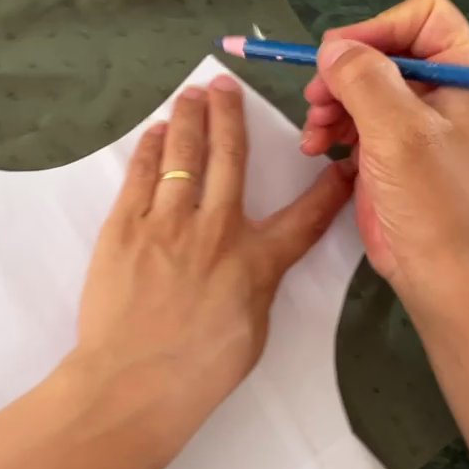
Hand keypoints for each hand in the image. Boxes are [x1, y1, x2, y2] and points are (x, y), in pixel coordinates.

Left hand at [65, 75, 354, 461]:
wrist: (134, 382)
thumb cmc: (200, 371)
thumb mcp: (252, 333)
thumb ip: (257, 288)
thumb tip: (255, 265)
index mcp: (257, 261)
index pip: (306, 216)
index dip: (328, 187)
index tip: (342, 160)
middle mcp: (217, 229)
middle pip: (230, 157)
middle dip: (231, 114)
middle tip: (226, 86)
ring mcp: (168, 222)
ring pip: (184, 154)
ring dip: (189, 118)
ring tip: (190, 94)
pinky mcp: (126, 227)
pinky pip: (142, 175)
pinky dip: (151, 149)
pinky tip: (156, 132)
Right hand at [299, 0, 468, 313]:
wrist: (436, 271)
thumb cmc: (431, 199)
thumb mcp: (398, 132)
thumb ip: (364, 79)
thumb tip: (331, 49)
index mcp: (463, 75)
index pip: (423, 17)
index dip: (378, 28)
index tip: (340, 57)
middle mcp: (440, 91)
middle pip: (383, 51)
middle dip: (344, 72)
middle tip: (315, 98)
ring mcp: (413, 122)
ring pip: (361, 84)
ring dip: (330, 101)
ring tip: (313, 130)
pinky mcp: (388, 149)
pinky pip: (353, 119)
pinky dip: (331, 126)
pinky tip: (315, 146)